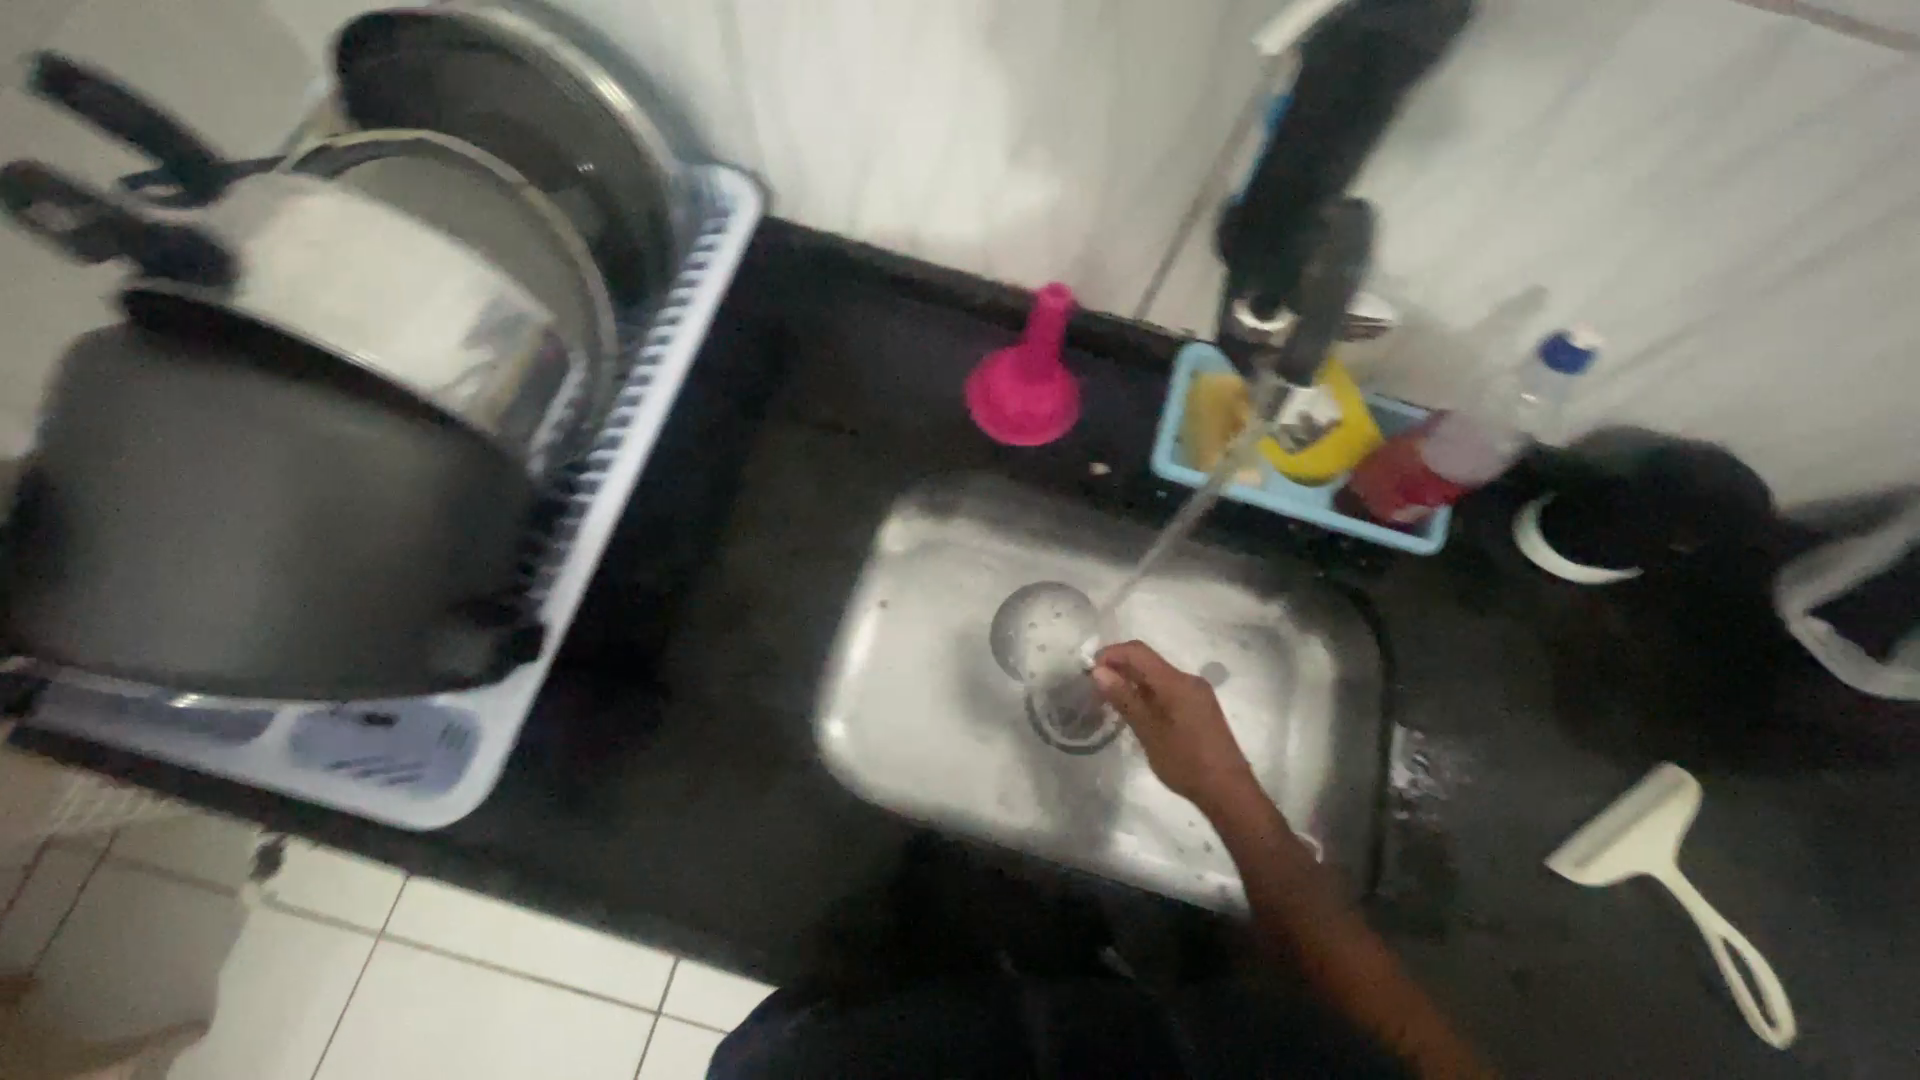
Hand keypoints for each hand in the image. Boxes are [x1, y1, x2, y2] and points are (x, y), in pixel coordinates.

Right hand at [1092, 641, 1257, 810]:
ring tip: (1110, 704)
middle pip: (1147, 662)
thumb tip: (1098, 671)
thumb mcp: (1149, 732)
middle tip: (1095, 690)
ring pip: (1157, 677)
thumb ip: (1124, 699)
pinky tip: (1135, 714)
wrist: (1228, 791)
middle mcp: (1188, 680)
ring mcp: (1196, 694)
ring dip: (1132, 683)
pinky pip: (1167, 690)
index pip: (1138, 652)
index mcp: (1177, 682)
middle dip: (1119, 669)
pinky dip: (1147, 695)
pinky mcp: (1199, 708)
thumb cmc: (1186, 762)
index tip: (1088, 673)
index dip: (1110, 654)